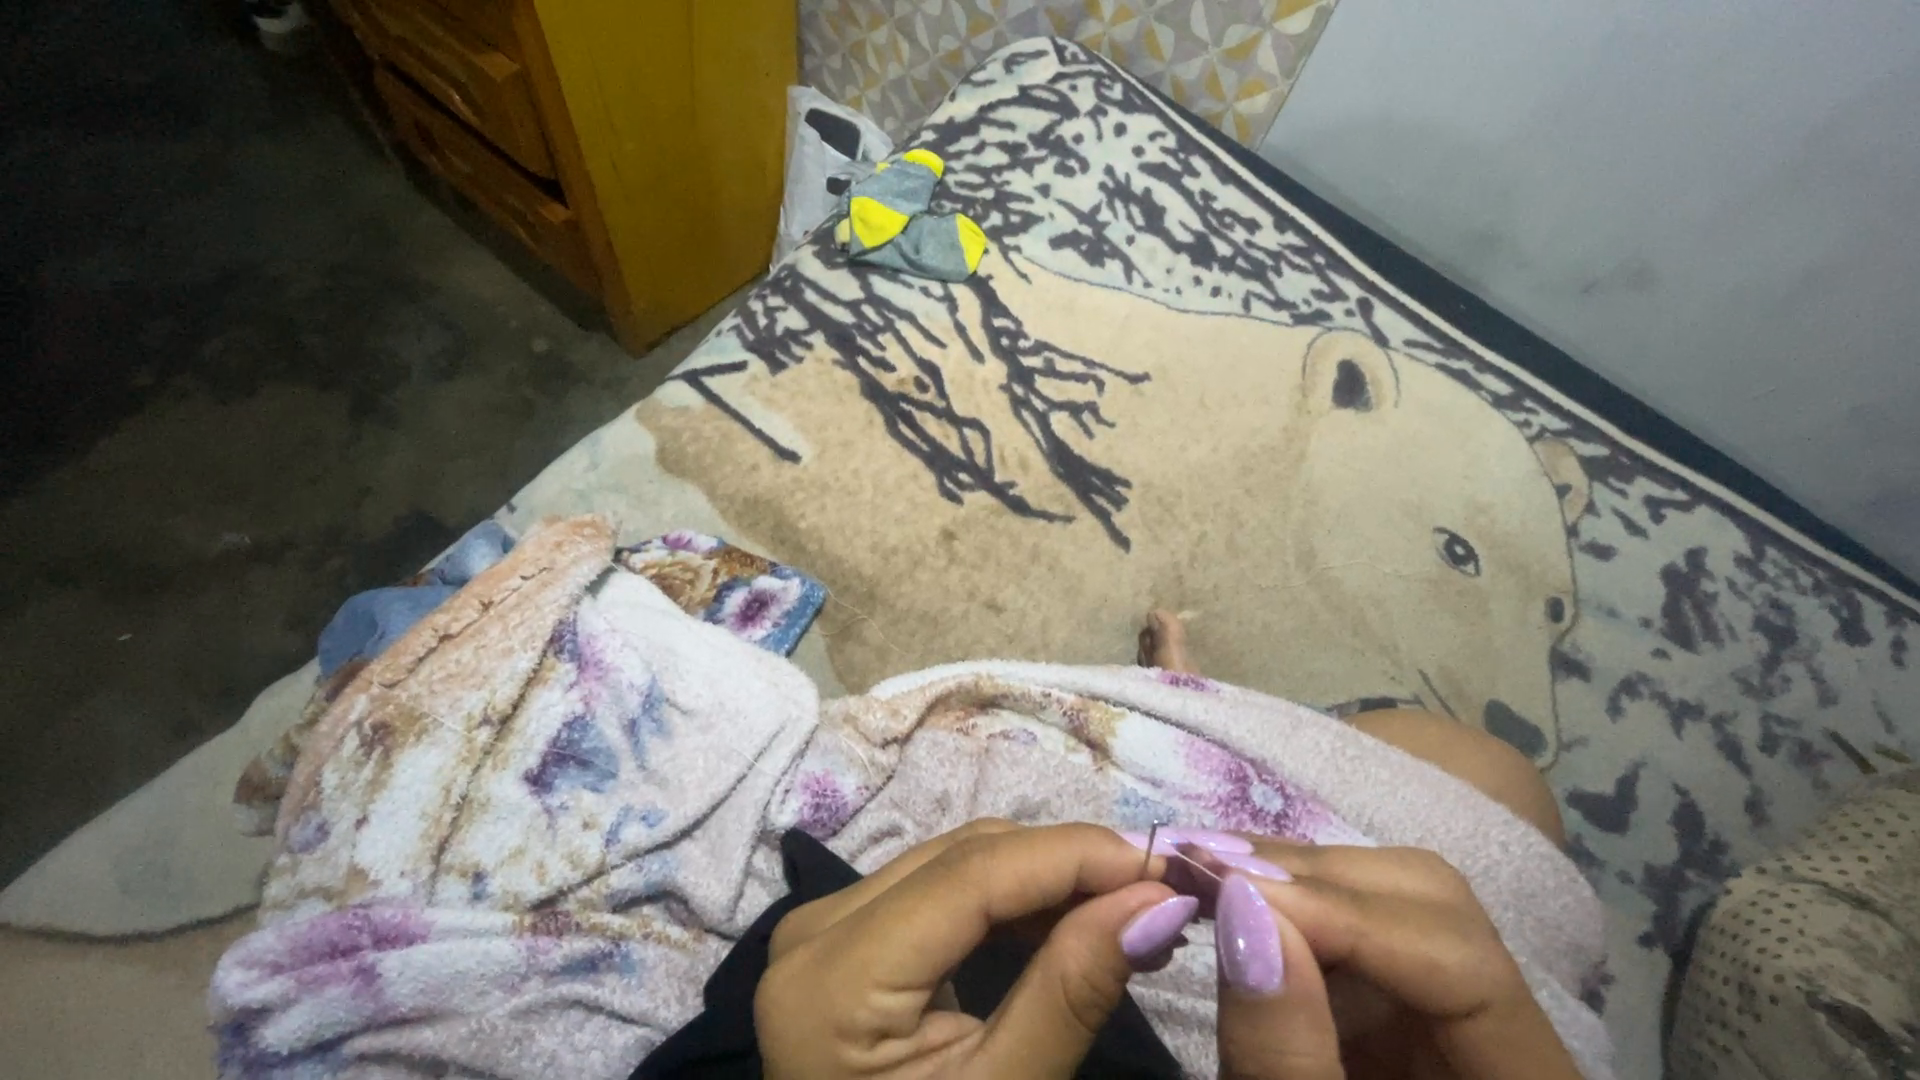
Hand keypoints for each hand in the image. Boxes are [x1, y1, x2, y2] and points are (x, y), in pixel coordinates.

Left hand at [756, 820, 1190, 1078]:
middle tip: (1161, 889)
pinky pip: (940, 887)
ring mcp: (827, 923)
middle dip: (1069, 863)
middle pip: (964, 857)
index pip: (971, 875)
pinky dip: (1011, 897)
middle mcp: (818, 925)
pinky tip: (1068, 917)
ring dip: (1046, 875)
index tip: (1168, 861)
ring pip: (956, 861)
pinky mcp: (847, 933)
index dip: (1074, 855)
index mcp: (835, 977)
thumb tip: (1155, 901)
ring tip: (1130, 905)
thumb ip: (1070, 994)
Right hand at [1185, 840, 1581, 1079]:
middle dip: (1308, 877)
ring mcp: (1448, 1013)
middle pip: (1429, 900)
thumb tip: (1242, 904)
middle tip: (1201, 869)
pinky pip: (1344, 924)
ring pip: (1384, 893)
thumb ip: (1285, 1057)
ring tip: (1198, 872)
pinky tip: (1222, 897)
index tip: (1231, 890)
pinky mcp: (1396, 1008)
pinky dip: (1279, 900)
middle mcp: (1508, 1035)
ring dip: (1285, 876)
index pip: (1464, 962)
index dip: (1346, 916)